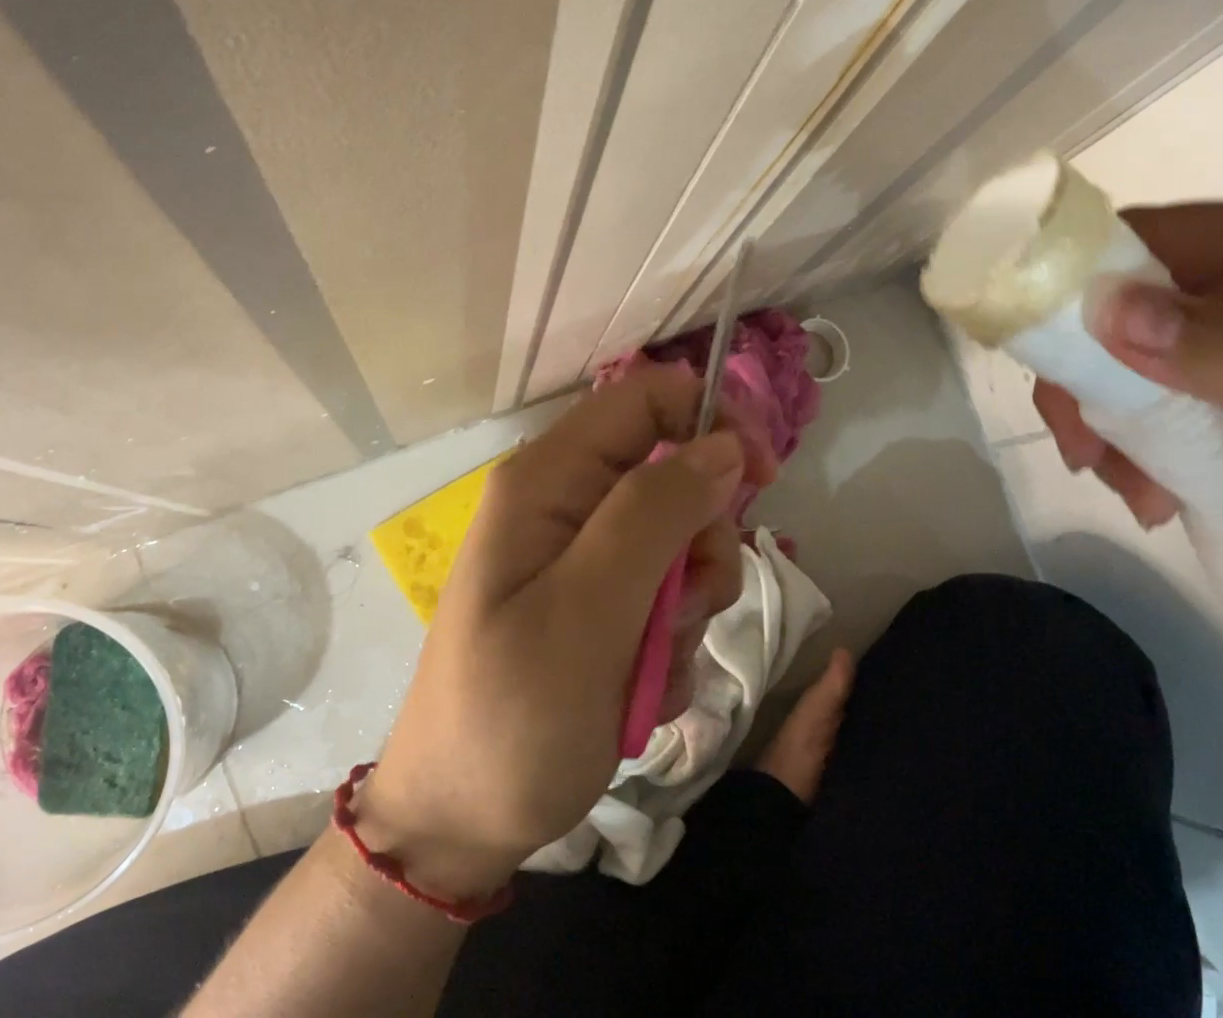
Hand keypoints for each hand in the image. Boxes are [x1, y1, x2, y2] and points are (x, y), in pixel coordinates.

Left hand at [357, 364, 774, 898]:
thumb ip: (653, 516)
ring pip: (682, 550)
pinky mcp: (600, 615)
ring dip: (688, 612)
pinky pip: (669, 606)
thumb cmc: (512, 717)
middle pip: (677, 480)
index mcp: (546, 484)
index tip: (762, 480)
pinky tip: (638, 695)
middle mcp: (565, 511)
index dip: (713, 421)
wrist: (461, 823)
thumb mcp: (586, 612)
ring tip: (647, 672)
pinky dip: (671, 649)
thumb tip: (721, 445)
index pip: (646, 398)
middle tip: (680, 614)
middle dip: (701, 548)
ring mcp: (583, 566)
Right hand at [1033, 199, 1222, 566]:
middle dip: (1095, 383)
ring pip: (1149, 352)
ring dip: (1120, 422)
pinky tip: (1161, 488)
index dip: (1075, 292)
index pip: (1148, 238)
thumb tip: (1100, 304)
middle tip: (1086, 458)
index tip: (1047, 377)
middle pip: (1135, 302)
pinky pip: (1183, 385)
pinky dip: (1155, 437)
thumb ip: (1219, 352)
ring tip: (1135, 493)